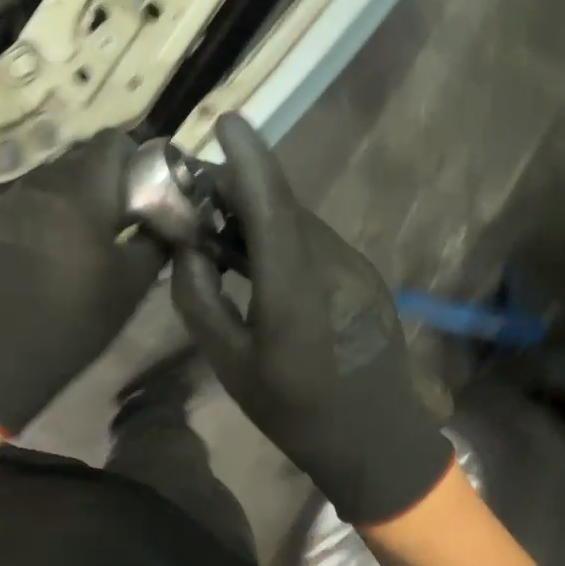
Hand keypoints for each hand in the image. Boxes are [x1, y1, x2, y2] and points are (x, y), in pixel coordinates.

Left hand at [0, 129, 166, 434]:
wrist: (8, 351)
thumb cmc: (80, 316)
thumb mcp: (135, 279)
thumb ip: (158, 234)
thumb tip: (171, 213)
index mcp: (81, 191)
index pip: (113, 141)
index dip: (135, 157)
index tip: (144, 187)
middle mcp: (42, 183)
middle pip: (81, 155)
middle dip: (105, 174)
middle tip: (119, 210)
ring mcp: (10, 199)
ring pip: (52, 174)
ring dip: (73, 190)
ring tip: (83, 227)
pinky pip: (27, 196)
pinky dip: (45, 206)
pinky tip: (50, 241)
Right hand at [170, 113, 450, 524]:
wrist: (377, 444)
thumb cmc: (293, 411)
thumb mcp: (229, 363)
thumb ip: (200, 299)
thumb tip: (187, 248)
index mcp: (296, 289)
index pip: (271, 206)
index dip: (248, 159)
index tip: (226, 121)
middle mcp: (333, 265)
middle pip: (282, 205)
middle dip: (236, 185)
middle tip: (190, 189)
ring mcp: (355, 270)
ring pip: (297, 221)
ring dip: (254, 210)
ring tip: (212, 221)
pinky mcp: (362, 278)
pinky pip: (311, 241)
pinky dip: (275, 233)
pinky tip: (249, 253)